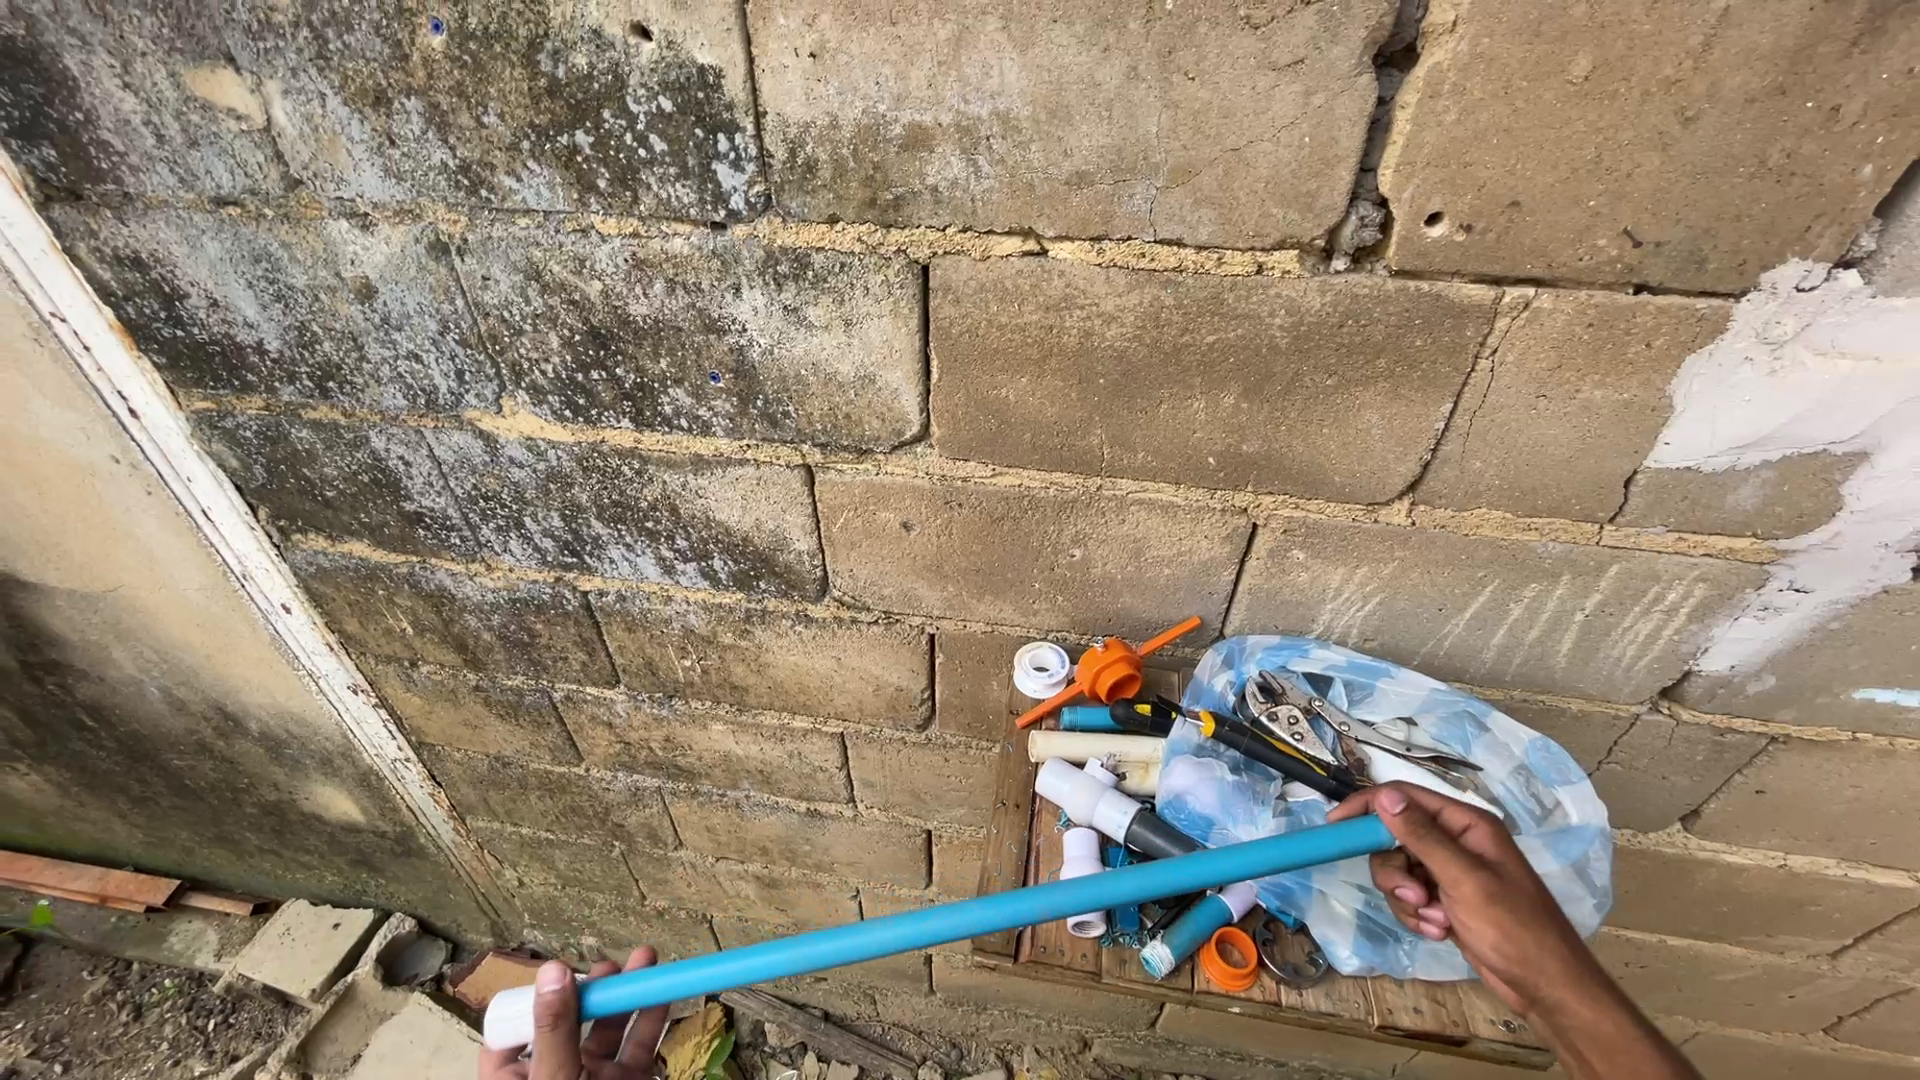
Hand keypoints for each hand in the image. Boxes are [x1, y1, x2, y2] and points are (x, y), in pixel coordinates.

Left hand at [479, 947, 668, 1079]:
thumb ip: (556, 1028)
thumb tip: (553, 967)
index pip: (510, 1036)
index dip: (532, 1001)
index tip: (555, 973)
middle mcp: (556, 1073)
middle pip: (570, 1020)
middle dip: (592, 987)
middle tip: (609, 966)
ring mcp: (595, 1077)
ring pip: (611, 1025)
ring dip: (629, 991)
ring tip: (646, 957)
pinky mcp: (629, 1079)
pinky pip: (642, 1041)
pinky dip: (655, 1013)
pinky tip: (666, 989)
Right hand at [1327, 783, 1605, 1016]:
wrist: (1547, 989)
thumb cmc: (1514, 928)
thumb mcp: (1464, 880)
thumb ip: (1421, 835)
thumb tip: (1383, 795)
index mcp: (1465, 824)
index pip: (1402, 798)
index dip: (1367, 807)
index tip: (1336, 826)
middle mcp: (1455, 841)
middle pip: (1393, 838)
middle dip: (1394, 871)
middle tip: (1412, 897)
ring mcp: (1449, 871)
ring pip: (1396, 869)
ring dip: (1406, 898)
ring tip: (1434, 920)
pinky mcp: (1444, 898)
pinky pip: (1407, 894)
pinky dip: (1416, 914)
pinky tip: (1440, 930)